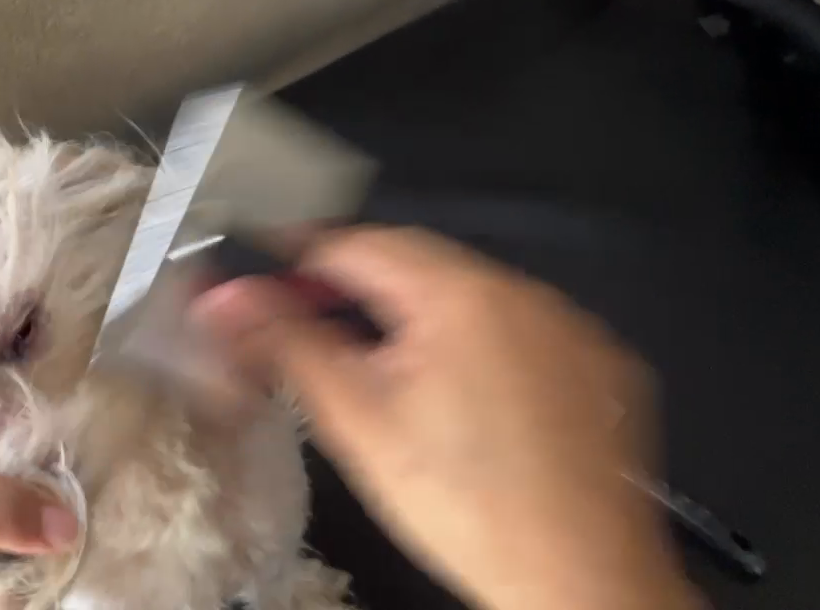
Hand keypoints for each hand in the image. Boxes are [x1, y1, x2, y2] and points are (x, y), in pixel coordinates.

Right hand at [192, 227, 702, 609]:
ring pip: (459, 282)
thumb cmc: (458, 501)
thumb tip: (222, 300)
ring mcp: (566, 324)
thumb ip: (282, 341)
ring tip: (363, 338)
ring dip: (404, 295)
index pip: (355, 244)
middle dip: (349, 273)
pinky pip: (509, 314)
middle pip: (408, 254)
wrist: (586, 590)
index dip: (298, 252)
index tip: (261, 264)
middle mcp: (519, 291)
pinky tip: (441, 368)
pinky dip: (461, 322)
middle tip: (302, 304)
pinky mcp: (597, 359)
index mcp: (456, 295)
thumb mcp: (352, 416)